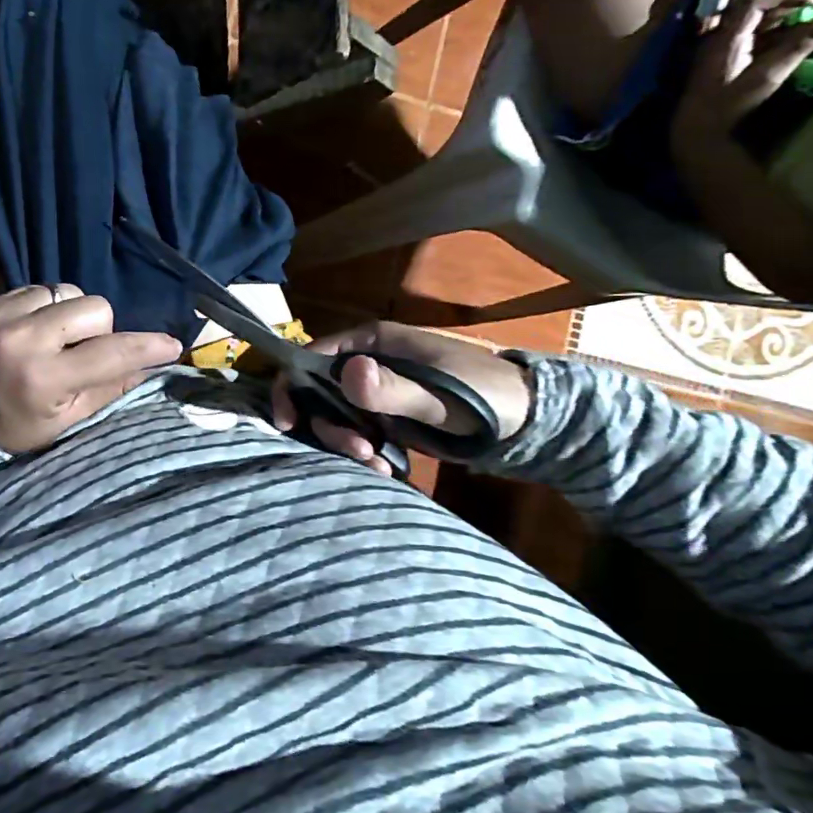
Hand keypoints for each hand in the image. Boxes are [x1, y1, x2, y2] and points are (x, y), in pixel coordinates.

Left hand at [0, 285, 182, 451]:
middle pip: (95, 308)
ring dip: (73, 315)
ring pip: (69, 292)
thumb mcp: (67, 423)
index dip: (147, 347)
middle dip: (100, 330)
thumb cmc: (16, 431)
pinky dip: (47, 308)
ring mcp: (2, 315)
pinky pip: (40, 289)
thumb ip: (110, 390)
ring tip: (57, 340)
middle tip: (83, 354)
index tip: (171, 345)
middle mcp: (23, 339)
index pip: (111, 353)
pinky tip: (35, 332)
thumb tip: (152, 365)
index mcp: (45, 378)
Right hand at [271, 322, 531, 475]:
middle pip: (320, 392)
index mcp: (375, 342)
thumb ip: (394, 388)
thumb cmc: (486, 396)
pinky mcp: (387, 418)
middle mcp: (369, 364)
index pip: (314, 356)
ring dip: (346, 444)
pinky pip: (359, 433)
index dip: (293, 385)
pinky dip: (364, 454)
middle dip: (329, 426)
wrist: (526, 420)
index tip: (286, 422)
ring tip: (378, 466)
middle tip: (359, 453)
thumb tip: (348, 372)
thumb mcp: (440, 396)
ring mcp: (377, 392)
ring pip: (337, 417)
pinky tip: (387, 470)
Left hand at [672, 0, 812, 145]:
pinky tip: (791, 48)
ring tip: (810, 32)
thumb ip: (800, 45)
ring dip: (782, 25)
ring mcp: (716, 53)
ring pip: (752, 27)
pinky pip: (747, 41)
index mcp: (725, 39)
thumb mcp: (768, 76)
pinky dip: (771, 39)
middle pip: (753, 11)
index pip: (754, 1)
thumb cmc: (728, 108)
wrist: (696, 135)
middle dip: (787, 7)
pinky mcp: (718, 65)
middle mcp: (717, 41)